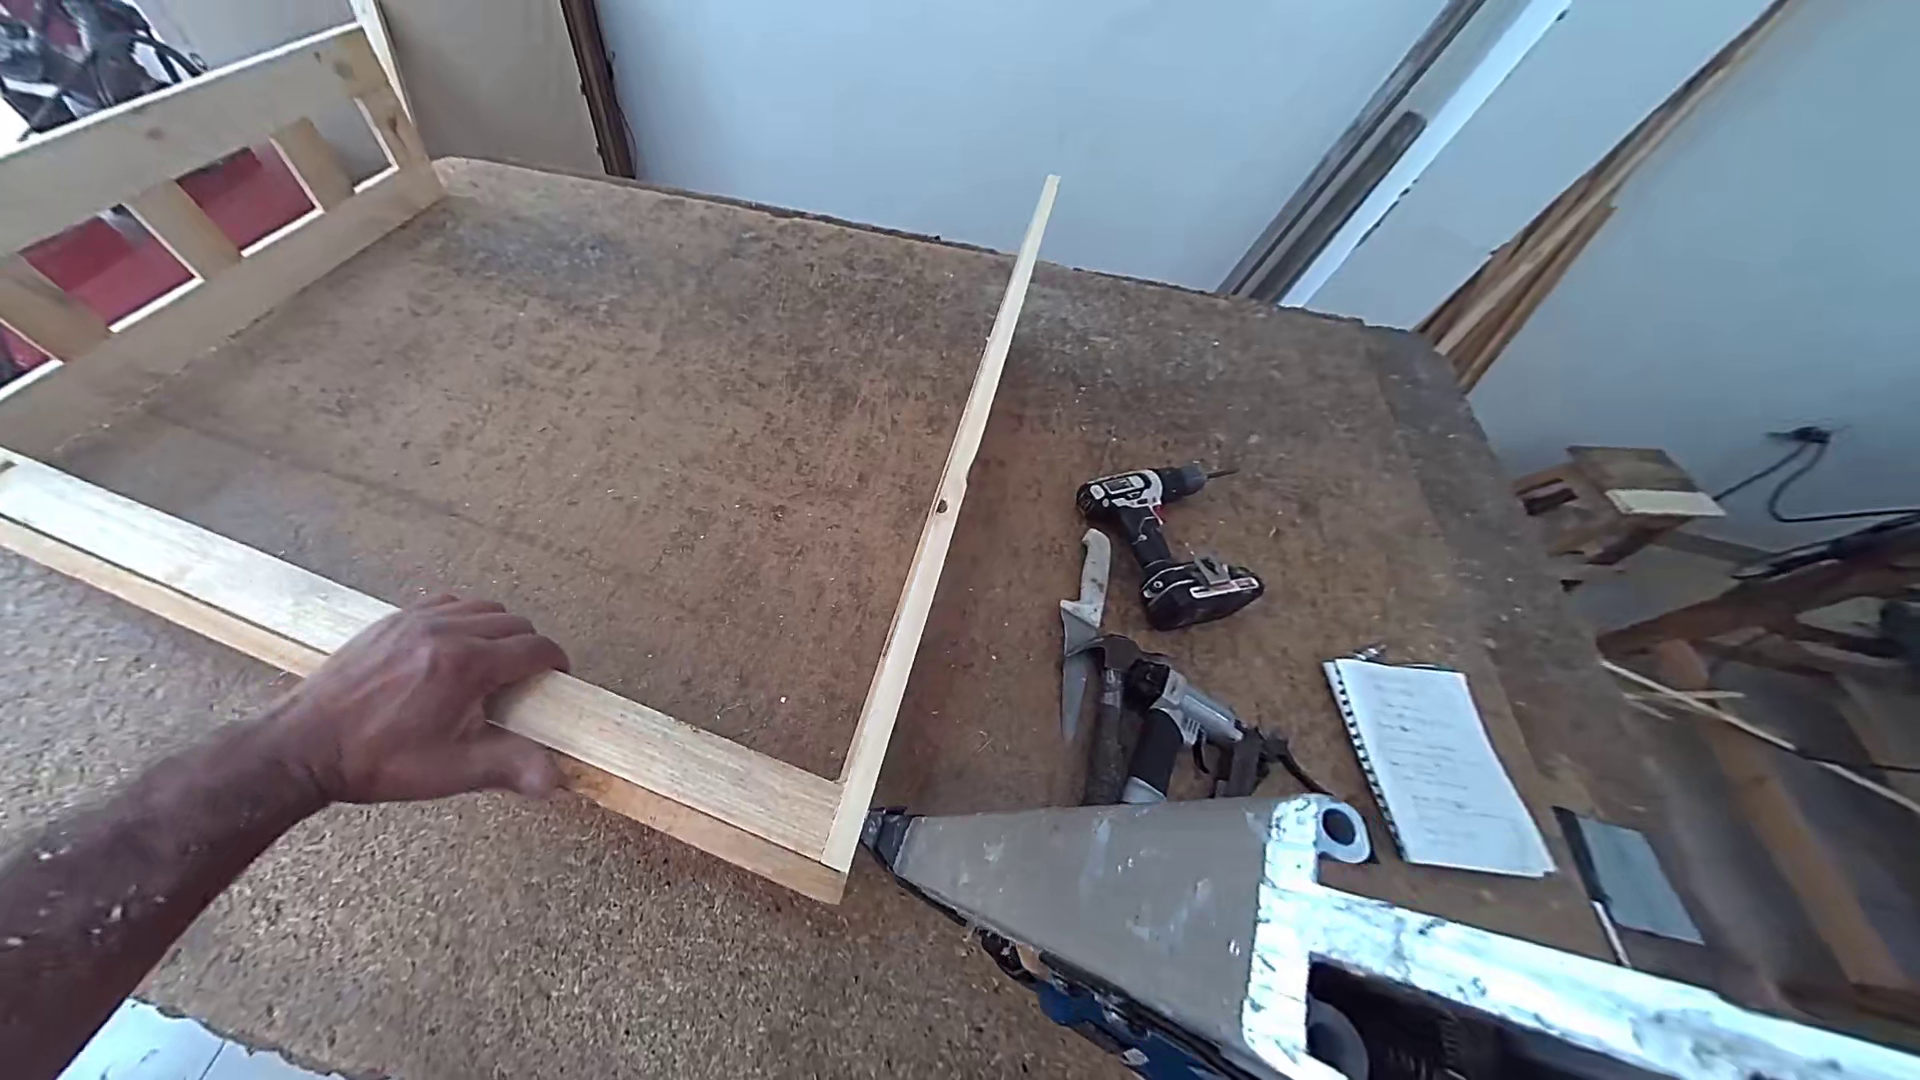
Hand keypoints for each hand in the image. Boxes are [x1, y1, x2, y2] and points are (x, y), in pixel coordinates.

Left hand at [260, 594, 571, 803]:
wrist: (297, 751)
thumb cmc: (373, 761)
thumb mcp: (450, 771)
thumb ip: (510, 766)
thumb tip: (554, 780)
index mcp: (466, 665)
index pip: (536, 647)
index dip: (555, 662)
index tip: (555, 677)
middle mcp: (446, 633)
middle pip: (517, 624)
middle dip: (529, 648)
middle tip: (522, 676)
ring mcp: (417, 621)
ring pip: (487, 608)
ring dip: (501, 630)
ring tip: (493, 659)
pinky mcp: (394, 620)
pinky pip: (451, 602)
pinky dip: (467, 617)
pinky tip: (459, 644)